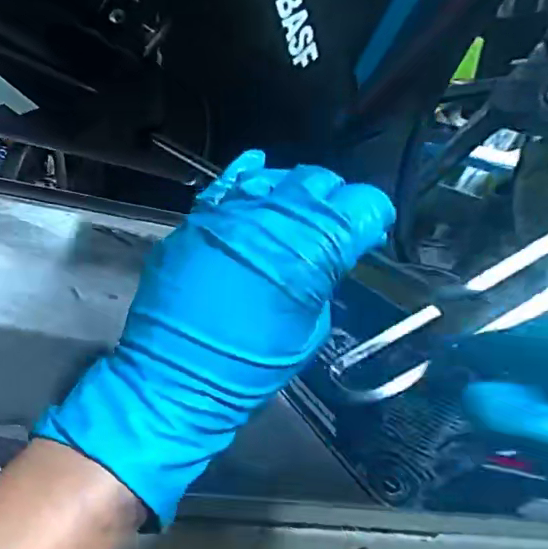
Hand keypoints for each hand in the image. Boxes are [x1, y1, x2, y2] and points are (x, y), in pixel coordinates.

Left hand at [36, 150, 392, 525]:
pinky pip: (227, 183)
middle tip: (332, 223)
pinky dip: (247, 176)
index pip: (362, 205)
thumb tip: (329, 259)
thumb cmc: (248, 368)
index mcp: (313, 251)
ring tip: (295, 210)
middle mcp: (273, 220)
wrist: (176, 377)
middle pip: (319, 182)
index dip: (371, 216)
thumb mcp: (310, 330)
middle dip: (334, 199)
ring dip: (292, 190)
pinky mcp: (197, 221)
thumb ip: (324, 281)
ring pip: (275, 176)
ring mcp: (230, 215)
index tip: (368, 229)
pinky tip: (257, 172)